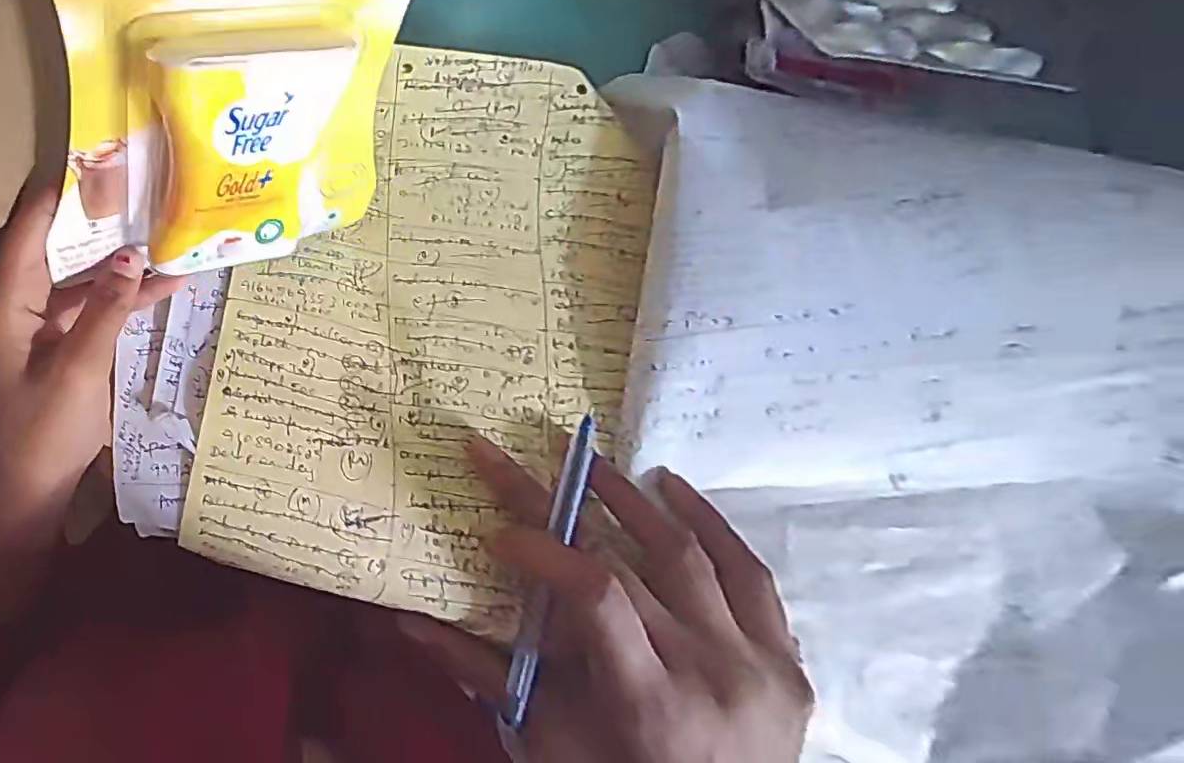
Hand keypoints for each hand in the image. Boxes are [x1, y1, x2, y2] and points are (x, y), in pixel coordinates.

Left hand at [0, 184, 175, 633]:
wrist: (36, 485)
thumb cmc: (44, 429)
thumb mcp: (78, 368)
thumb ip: (107, 310)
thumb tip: (138, 256)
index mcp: (9, 296)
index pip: (32, 225)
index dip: (62, 189)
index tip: (101, 156)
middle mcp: (25, 294)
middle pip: (62, 239)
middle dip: (101, 213)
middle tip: (144, 180)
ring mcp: (49, 312)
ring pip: (87, 267)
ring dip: (124, 252)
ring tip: (167, 219)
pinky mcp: (71, 330)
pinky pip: (101, 298)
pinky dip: (131, 290)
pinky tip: (171, 279)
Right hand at [399, 436, 811, 762]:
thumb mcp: (543, 733)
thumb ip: (476, 671)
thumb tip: (404, 621)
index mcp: (649, 702)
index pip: (594, 593)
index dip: (541, 549)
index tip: (495, 532)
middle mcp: (711, 675)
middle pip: (623, 560)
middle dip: (555, 501)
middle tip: (505, 459)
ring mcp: (757, 665)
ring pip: (682, 550)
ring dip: (624, 494)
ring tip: (580, 457)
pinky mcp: (786, 659)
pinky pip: (748, 571)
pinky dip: (707, 519)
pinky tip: (668, 484)